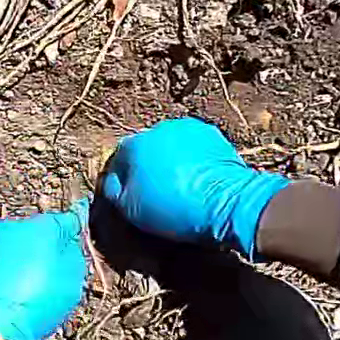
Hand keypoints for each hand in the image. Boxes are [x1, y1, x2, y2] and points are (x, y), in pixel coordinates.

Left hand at [0, 200, 89, 339]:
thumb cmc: (31, 304)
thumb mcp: (71, 284)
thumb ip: (74, 255)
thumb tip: (70, 243)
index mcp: (44, 228)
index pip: (67, 221)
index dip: (73, 235)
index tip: (74, 243)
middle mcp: (16, 226)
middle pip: (38, 234)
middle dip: (45, 251)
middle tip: (51, 278)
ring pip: (15, 246)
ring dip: (22, 260)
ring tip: (25, 290)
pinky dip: (2, 270)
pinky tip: (5, 293)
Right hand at [99, 118, 288, 257]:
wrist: (227, 202)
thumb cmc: (174, 208)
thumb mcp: (131, 210)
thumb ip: (114, 192)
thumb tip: (113, 183)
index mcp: (134, 144)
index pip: (117, 161)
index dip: (120, 182)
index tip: (127, 198)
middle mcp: (159, 129)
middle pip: (144, 151)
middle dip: (146, 170)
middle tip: (153, 195)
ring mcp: (188, 129)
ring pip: (169, 148)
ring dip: (169, 164)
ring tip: (178, 189)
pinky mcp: (213, 136)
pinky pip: (193, 149)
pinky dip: (191, 162)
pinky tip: (196, 182)